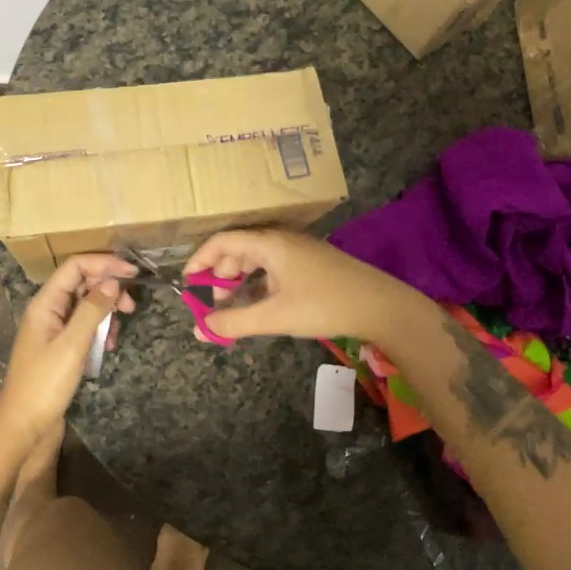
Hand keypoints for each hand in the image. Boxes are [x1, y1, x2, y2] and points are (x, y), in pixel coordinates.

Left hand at [0, 254, 136, 437]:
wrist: (25, 424)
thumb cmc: (45, 383)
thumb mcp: (72, 345)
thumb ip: (92, 310)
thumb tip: (112, 282)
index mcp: (44, 303)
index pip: (75, 266)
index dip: (104, 263)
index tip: (133, 273)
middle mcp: (48, 310)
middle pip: (82, 283)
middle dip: (108, 288)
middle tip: (131, 306)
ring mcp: (54, 328)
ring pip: (85, 305)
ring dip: (106, 312)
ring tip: (117, 333)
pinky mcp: (60, 346)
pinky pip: (84, 326)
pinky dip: (99, 330)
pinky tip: (107, 347)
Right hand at [183, 229, 430, 344]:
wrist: (381, 306)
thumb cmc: (324, 305)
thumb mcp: (274, 316)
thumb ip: (234, 322)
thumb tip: (200, 328)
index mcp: (270, 243)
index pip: (223, 241)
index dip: (201, 260)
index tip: (188, 283)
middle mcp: (282, 241)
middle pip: (239, 249)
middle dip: (220, 274)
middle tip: (214, 302)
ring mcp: (299, 252)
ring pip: (258, 260)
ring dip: (240, 281)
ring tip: (234, 306)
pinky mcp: (312, 265)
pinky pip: (274, 269)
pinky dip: (259, 285)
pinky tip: (261, 307)